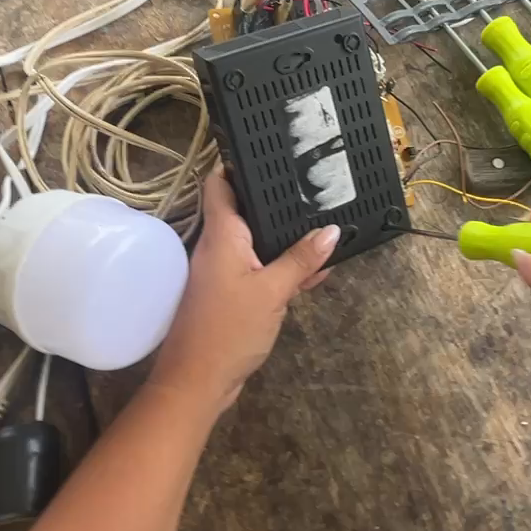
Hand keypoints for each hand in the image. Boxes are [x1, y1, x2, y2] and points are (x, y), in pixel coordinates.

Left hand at [148, 167, 337, 413]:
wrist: (197, 383)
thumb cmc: (229, 329)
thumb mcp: (272, 292)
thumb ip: (300, 259)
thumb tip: (333, 230)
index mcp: (222, 236)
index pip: (219, 185)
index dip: (236, 163)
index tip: (265, 148)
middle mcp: (219, 247)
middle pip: (244, 211)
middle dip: (275, 199)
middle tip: (310, 180)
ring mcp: (225, 272)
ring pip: (258, 242)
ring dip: (286, 237)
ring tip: (324, 221)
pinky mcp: (233, 295)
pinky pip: (262, 269)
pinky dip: (285, 266)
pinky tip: (316, 268)